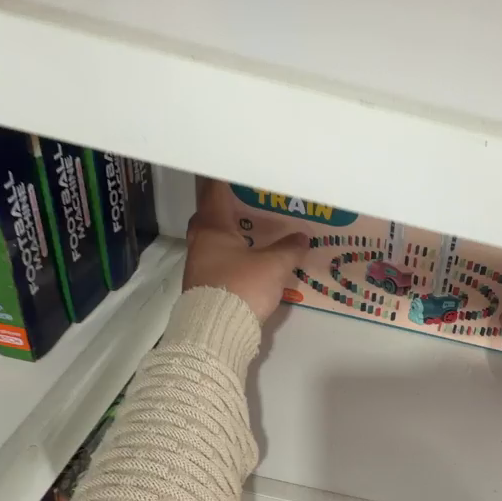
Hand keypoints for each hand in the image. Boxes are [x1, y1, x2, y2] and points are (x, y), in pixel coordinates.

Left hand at [184, 179, 307, 322]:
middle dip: (230, 207)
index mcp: (212, 227)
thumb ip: (289, 248)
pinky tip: (249, 258)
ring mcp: (199, 264)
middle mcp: (200, 241)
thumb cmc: (241, 287)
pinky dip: (233, 254)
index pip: (215, 191)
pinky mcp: (204, 284)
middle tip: (252, 201)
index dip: (227, 178)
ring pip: (215, 239)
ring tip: (255, 229)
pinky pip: (219, 259)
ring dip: (232, 233)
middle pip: (212, 215)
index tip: (238, 169)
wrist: (217, 331)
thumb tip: (302, 236)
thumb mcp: (273, 266)